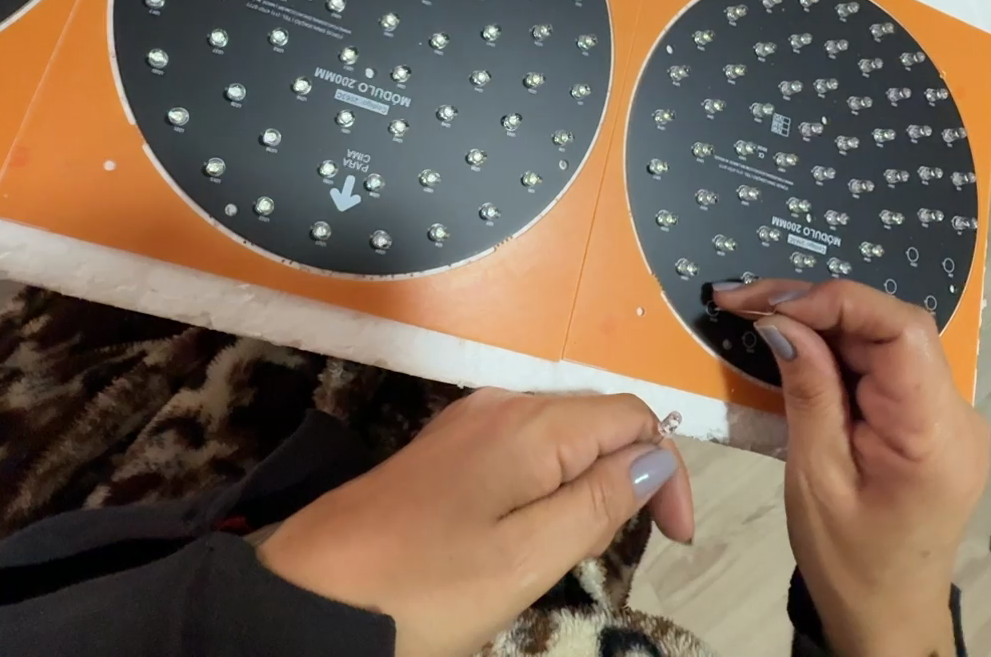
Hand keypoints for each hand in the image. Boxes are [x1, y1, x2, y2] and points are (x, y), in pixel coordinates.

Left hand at [257, 388, 692, 656]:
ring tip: (568, 548)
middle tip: (613, 551)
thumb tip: (655, 458)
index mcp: (531, 423)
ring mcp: (474, 419)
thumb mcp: (526, 557)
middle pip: (598, 420)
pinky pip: (525, 446)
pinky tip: (531, 528)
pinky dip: (549, 481)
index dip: (666, 469)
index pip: (630, 416)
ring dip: (588, 484)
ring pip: (562, 435)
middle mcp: (505, 402)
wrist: (315, 588)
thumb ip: (599, 501)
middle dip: (626, 477)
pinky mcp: (453, 443)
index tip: (674, 539)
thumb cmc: (427, 583)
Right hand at [715, 279, 987, 656]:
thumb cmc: (849, 561)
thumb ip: (807, 390)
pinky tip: (790, 341)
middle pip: (889, 325)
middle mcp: (955, 412)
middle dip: (813, 304)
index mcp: (935, 433)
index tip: (767, 305)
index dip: (834, 300)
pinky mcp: (924, 417)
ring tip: (753, 313)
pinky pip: (879, 361)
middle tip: (741, 301)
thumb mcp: (815, 477)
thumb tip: (779, 319)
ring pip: (880, 336)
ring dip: (816, 320)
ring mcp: (945, 413)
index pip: (901, 329)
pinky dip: (831, 344)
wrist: (888, 619)